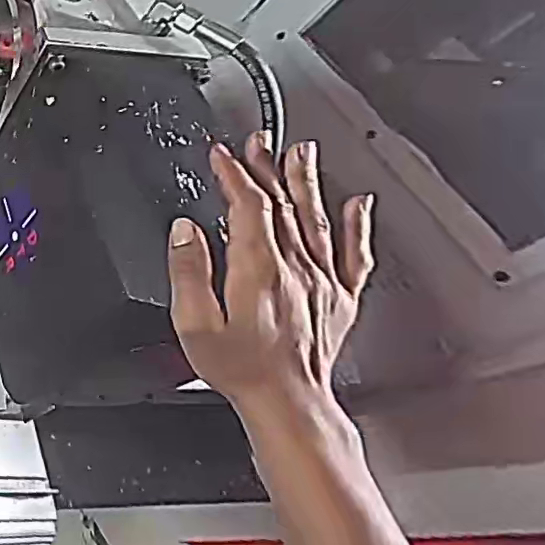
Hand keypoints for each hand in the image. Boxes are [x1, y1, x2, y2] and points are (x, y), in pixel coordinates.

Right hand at [166, 135, 374, 422]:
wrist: (287, 402)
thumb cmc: (241, 368)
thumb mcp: (194, 323)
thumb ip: (188, 271)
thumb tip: (185, 230)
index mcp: (258, 270)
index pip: (247, 206)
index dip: (233, 175)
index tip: (221, 156)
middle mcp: (295, 269)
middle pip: (281, 204)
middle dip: (266, 168)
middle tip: (258, 141)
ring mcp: (321, 282)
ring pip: (314, 219)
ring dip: (306, 182)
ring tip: (301, 153)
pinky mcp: (338, 299)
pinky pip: (353, 255)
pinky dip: (356, 226)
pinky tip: (358, 204)